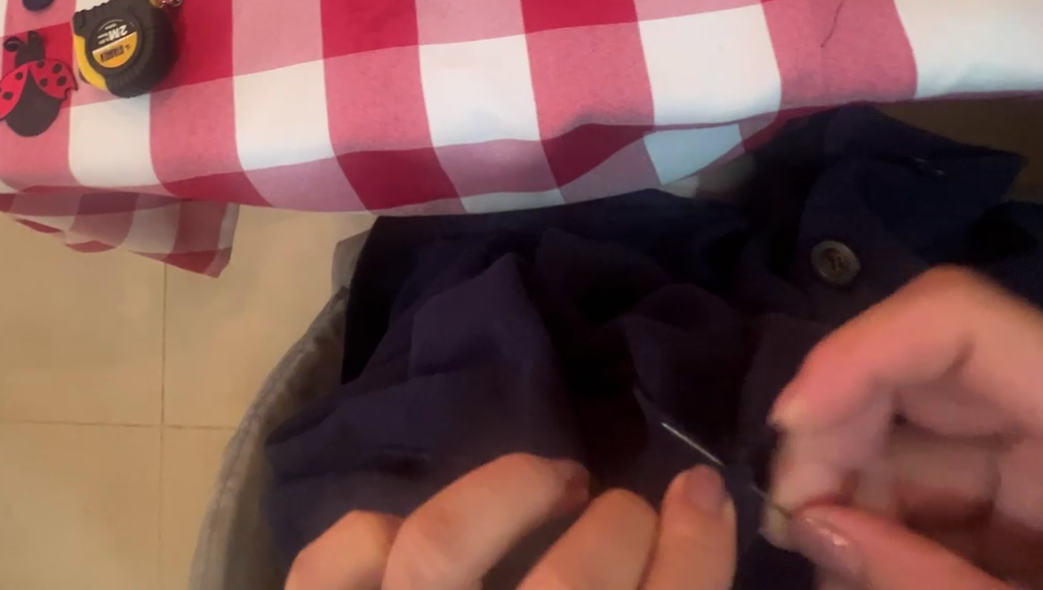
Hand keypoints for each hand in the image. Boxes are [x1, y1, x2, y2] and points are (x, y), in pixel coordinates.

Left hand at [287, 453, 736, 589]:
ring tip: (561, 477)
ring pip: (440, 545)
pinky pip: (336, 558)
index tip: (705, 496)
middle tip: (632, 507)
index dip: (690, 561)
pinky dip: (374, 526)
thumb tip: (672, 566)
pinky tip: (422, 529)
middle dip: (618, 533)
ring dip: (513, 490)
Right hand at [767, 266, 1042, 589]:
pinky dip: (886, 515)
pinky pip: (943, 487)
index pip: (971, 325)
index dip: (859, 350)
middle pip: (927, 372)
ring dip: (851, 478)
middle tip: (790, 511)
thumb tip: (804, 523)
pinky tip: (857, 554)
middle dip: (839, 429)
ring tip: (812, 541)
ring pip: (921, 430)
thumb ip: (943, 587)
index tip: (788, 425)